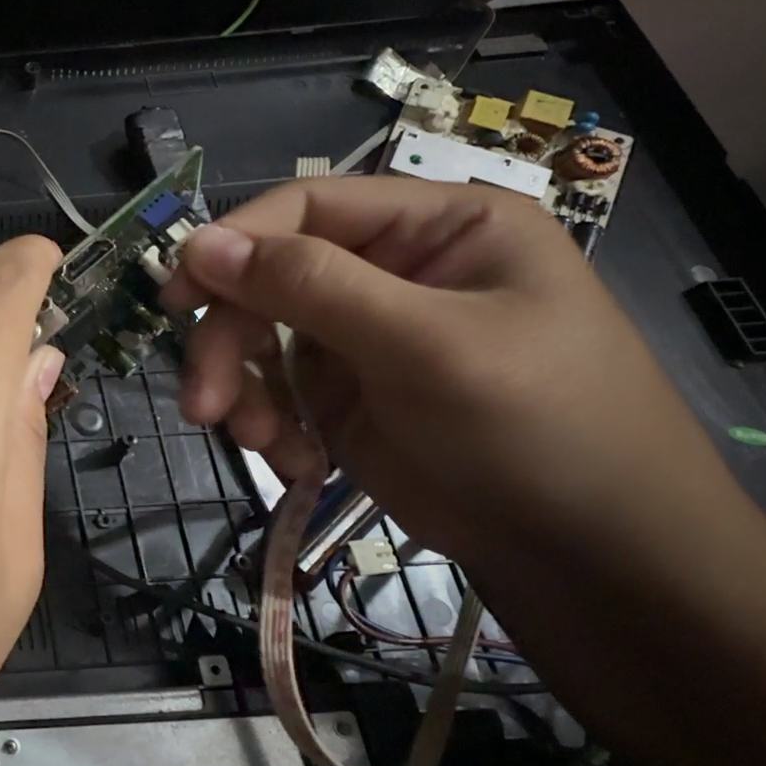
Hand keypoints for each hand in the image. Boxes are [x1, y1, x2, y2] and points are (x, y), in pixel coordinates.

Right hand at [160, 176, 765, 765]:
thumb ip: (310, 285)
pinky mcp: (342, 395)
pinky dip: (269, 425)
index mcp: (435, 227)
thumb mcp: (424, 345)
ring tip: (258, 443)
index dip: (233, 244)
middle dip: (230, 343)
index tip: (176, 296)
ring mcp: (362, 336)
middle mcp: (391, 270)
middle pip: (268, 280)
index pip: (306, 207)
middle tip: (202, 405)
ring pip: (258, 339)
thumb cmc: (534, 426)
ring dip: (243, 392)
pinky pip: (272, 391)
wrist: (590, 558)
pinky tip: (298, 463)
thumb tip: (196, 242)